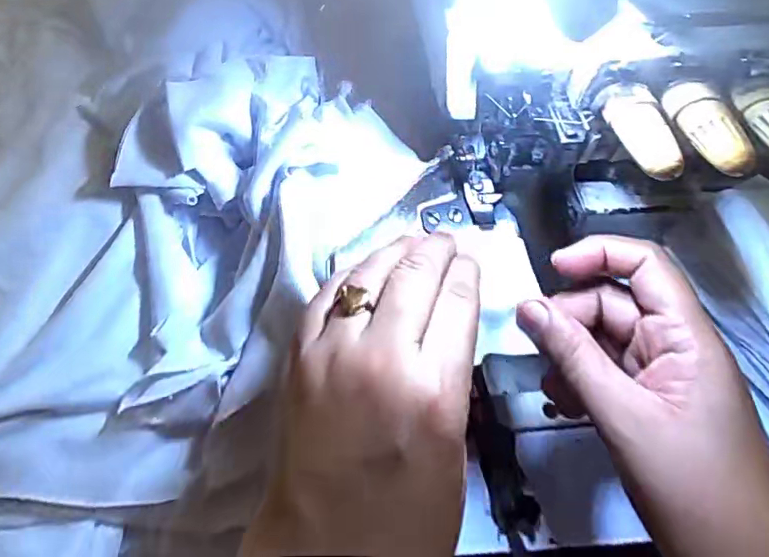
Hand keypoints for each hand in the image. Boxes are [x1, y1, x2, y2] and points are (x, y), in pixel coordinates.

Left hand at [241, 234, 480, 556]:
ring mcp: (334, 353)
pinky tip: (366, 269)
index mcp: (434, 389)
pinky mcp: (299, 357)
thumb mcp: (454, 444)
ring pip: (371, 273)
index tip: (470, 262)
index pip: (458, 299)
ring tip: (412, 242)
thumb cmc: (406, 513)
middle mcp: (385, 358)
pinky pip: (328, 293)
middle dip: (438, 249)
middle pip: (417, 273)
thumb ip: (454, 373)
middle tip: (447, 242)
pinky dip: (351, 273)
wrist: (321, 551)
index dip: (467, 271)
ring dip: (397, 250)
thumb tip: (451, 318)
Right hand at [517, 236, 768, 556]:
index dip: (599, 253)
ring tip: (549, 378)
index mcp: (688, 335)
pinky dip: (584, 379)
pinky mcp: (656, 403)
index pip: (645, 263)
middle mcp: (678, 345)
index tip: (555, 266)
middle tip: (537, 338)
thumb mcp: (627, 419)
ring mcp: (667, 375)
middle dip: (573, 315)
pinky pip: (612, 372)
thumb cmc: (700, 495)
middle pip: (618, 302)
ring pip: (609, 338)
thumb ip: (576, 359)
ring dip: (573, 352)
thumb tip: (532, 309)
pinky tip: (564, 399)